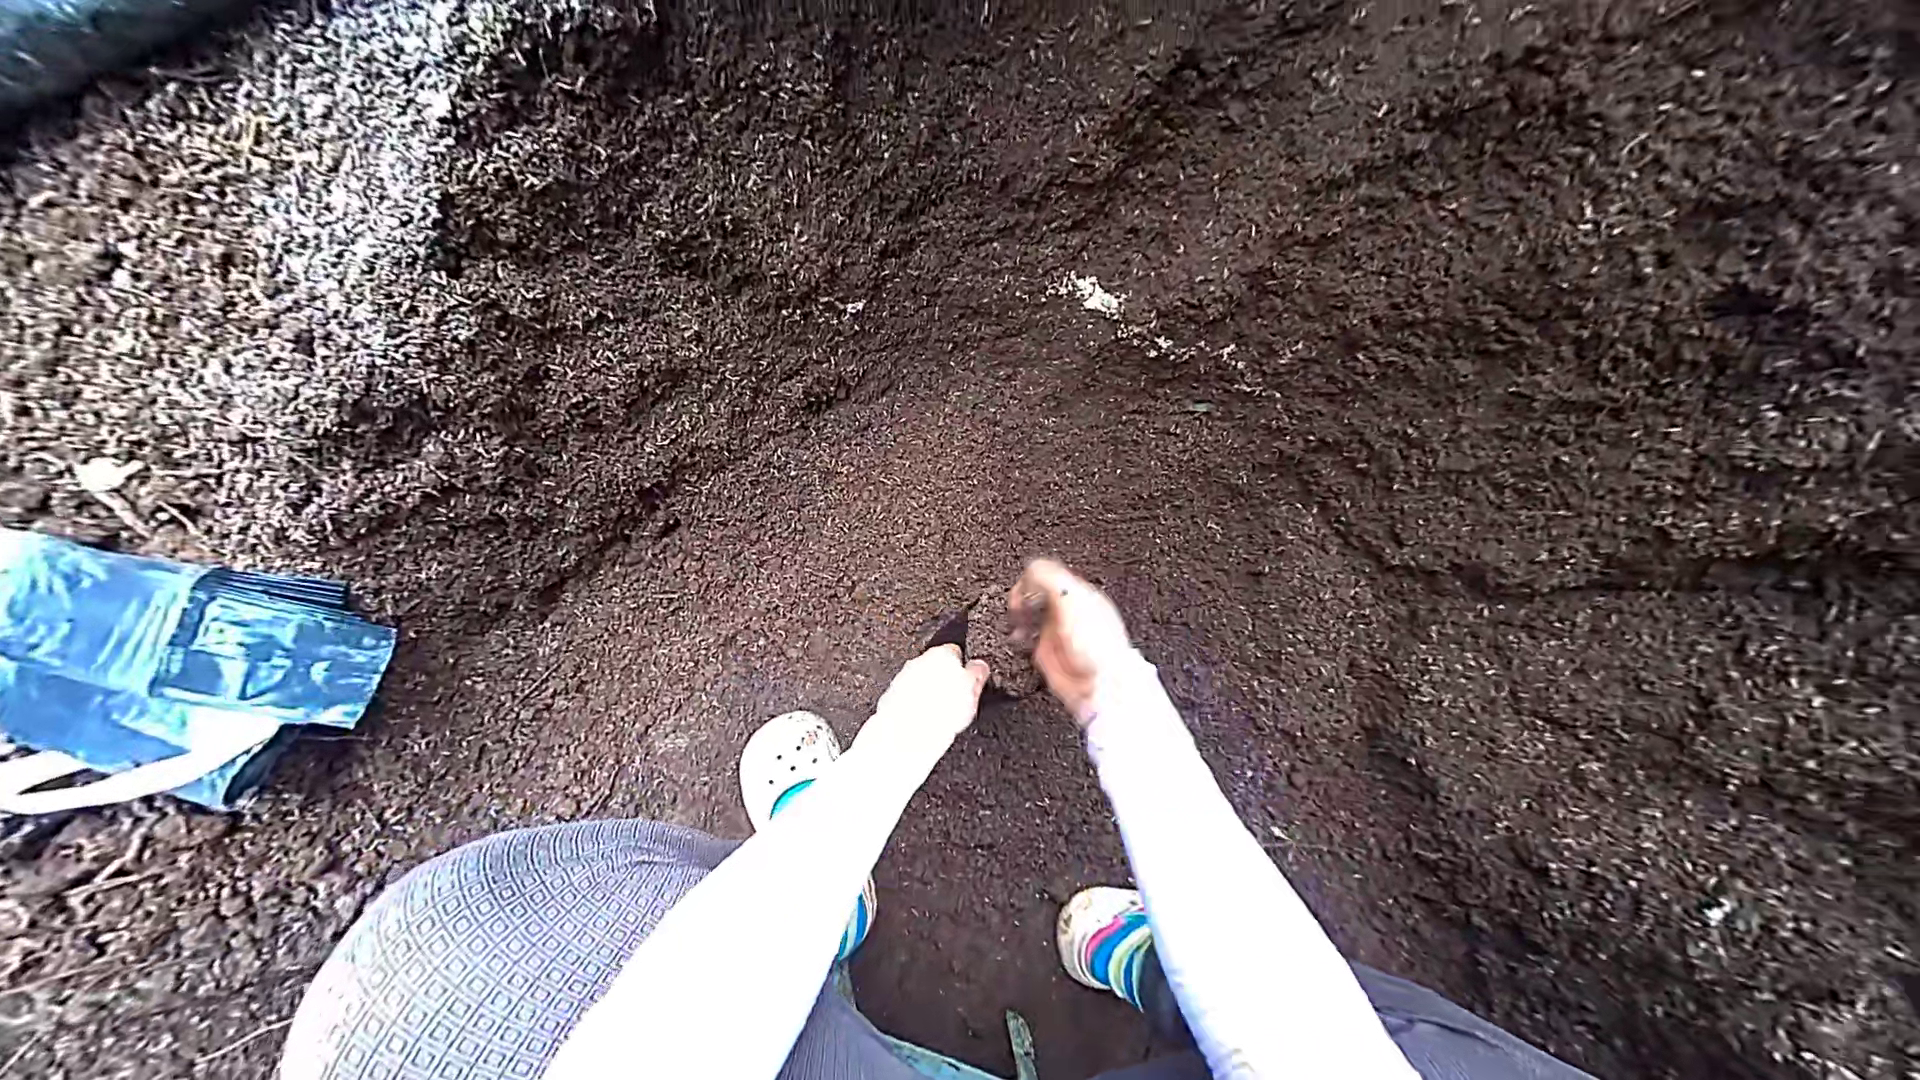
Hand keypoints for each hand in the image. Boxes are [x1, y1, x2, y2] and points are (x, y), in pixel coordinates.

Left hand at [857, 645, 990, 767]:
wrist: (907, 735)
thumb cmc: (940, 713)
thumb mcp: (974, 692)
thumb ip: (978, 674)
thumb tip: (981, 667)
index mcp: (943, 654)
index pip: (957, 652)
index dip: (964, 669)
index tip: (968, 682)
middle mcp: (920, 661)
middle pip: (937, 666)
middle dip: (944, 680)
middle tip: (954, 701)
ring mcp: (904, 678)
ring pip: (920, 682)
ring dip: (928, 694)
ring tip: (938, 715)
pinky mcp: (891, 696)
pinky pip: (908, 698)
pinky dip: (914, 707)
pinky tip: (923, 721)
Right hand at [1008, 559, 1134, 726]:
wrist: (1100, 683)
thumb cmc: (1098, 644)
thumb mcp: (1073, 599)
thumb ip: (1050, 578)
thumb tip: (1030, 569)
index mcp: (1077, 593)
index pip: (1045, 572)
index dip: (1030, 578)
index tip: (1024, 590)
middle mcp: (1065, 609)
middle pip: (1032, 591)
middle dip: (1021, 596)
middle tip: (1018, 607)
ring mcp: (1055, 629)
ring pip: (1026, 612)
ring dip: (1017, 615)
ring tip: (1019, 624)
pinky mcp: (1045, 650)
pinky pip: (1024, 636)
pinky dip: (1017, 635)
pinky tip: (1020, 638)